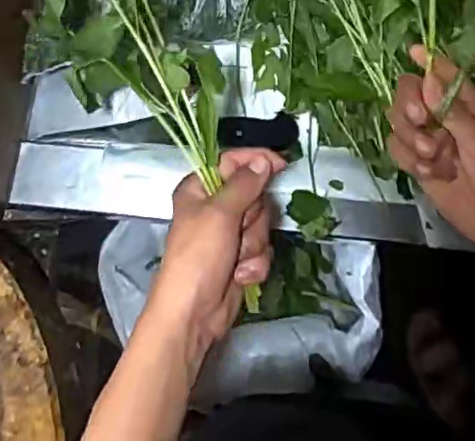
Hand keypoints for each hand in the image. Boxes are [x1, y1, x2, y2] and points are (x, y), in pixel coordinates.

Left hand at [141, 148, 284, 371]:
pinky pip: (262, 248)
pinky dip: (255, 263)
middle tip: (240, 228)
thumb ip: (244, 184)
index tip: (281, 164)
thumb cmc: (198, 257)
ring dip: (254, 243)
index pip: (232, 161)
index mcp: (200, 187)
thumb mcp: (220, 214)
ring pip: (262, 223)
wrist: (194, 314)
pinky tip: (240, 275)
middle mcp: (214, 205)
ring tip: (236, 258)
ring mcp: (228, 232)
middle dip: (253, 217)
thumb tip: (263, 160)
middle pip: (254, 194)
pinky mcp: (240, 256)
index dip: (256, 160)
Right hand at [388, 46, 474, 249]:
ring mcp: (427, 137)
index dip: (429, 59)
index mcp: (466, 105)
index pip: (444, 73)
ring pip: (396, 118)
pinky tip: (427, 172)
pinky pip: (394, 145)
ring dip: (410, 136)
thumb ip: (452, 110)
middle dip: (409, 103)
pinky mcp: (415, 160)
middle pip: (409, 91)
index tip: (412, 51)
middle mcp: (442, 116)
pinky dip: (407, 157)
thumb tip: (425, 76)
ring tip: (432, 157)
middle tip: (420, 120)